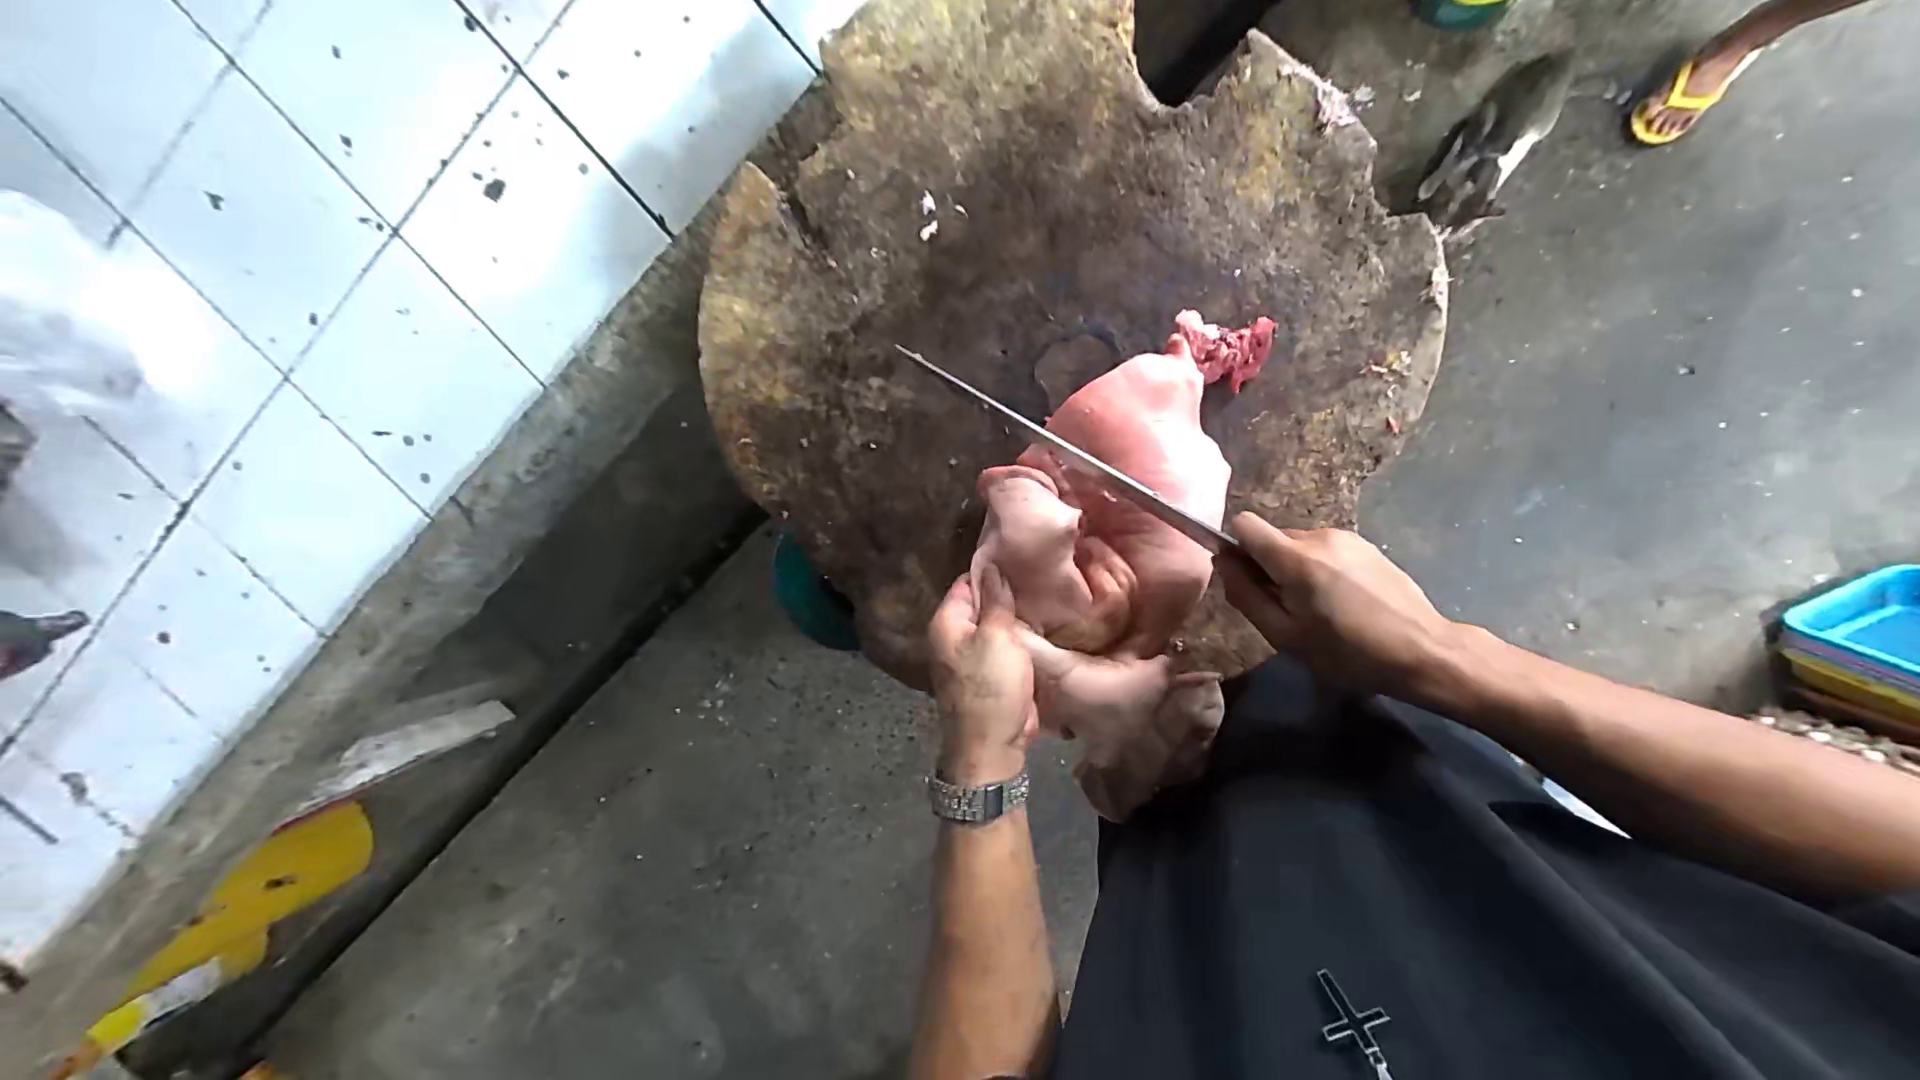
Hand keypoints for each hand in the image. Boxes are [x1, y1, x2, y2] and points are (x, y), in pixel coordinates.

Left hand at [928, 564, 1038, 783]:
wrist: (994, 746)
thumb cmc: (993, 687)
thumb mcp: (997, 637)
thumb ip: (995, 600)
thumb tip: (992, 565)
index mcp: (947, 622)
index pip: (968, 582)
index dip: (993, 572)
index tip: (1023, 563)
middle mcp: (954, 636)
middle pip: (982, 604)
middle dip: (1007, 595)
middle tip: (1041, 582)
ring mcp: (971, 656)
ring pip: (996, 625)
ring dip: (1016, 618)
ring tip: (1046, 600)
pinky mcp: (989, 673)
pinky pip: (1004, 646)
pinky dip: (1019, 638)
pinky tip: (1041, 628)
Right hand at [1217, 512, 1457, 696]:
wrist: (1424, 652)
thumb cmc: (1347, 652)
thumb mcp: (1284, 635)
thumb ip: (1245, 594)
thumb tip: (1222, 562)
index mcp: (1295, 558)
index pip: (1244, 524)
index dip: (1236, 547)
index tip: (1246, 577)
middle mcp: (1318, 536)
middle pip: (1271, 538)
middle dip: (1267, 566)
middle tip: (1286, 607)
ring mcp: (1346, 538)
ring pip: (1297, 545)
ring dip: (1294, 569)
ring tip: (1318, 608)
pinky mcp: (1366, 545)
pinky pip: (1323, 550)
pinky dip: (1319, 569)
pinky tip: (1342, 601)